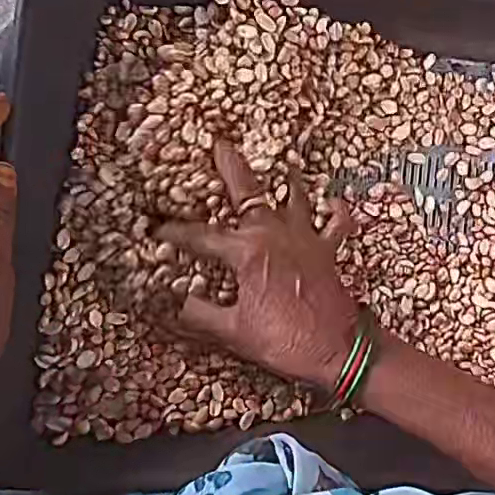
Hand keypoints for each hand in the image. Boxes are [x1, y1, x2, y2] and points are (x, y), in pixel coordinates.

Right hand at [157, 141, 357, 391]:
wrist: (338, 350)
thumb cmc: (285, 341)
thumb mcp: (234, 331)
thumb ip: (199, 313)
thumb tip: (169, 303)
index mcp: (248, 252)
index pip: (201, 237)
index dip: (175, 233)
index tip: (156, 229)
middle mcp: (276, 235)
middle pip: (249, 193)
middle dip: (231, 168)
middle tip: (220, 144)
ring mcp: (305, 239)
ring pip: (295, 198)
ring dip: (286, 180)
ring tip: (283, 160)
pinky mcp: (328, 251)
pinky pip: (335, 222)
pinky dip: (333, 210)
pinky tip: (330, 201)